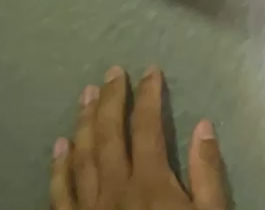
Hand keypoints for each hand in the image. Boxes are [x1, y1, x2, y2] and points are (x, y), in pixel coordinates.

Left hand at [51, 66, 228, 209]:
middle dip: (111, 100)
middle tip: (112, 72)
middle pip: (108, 136)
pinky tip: (58, 147)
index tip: (151, 70)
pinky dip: (58, 168)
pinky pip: (59, 195)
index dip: (148, 95)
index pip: (146, 127)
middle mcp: (114, 191)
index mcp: (150, 182)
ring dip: (83, 123)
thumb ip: (206, 172)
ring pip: (81, 159)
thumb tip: (203, 124)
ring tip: (85, 95)